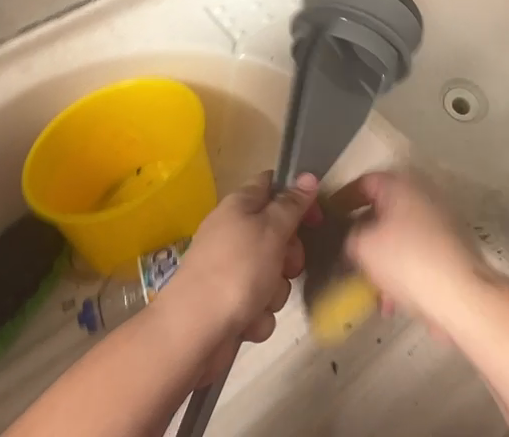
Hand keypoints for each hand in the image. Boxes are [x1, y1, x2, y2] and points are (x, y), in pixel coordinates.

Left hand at [169, 172, 317, 347]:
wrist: (193, 333)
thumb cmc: (236, 271)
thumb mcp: (270, 230)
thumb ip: (292, 204)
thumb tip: (308, 175)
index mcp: (238, 206)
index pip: (271, 185)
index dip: (295, 195)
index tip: (315, 215)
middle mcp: (233, 235)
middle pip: (277, 234)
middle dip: (290, 255)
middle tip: (289, 265)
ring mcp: (231, 272)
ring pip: (273, 274)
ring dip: (275, 291)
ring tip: (261, 300)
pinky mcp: (230, 305)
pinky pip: (260, 304)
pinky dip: (258, 315)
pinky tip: (248, 321)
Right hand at [340, 171, 490, 323]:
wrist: (461, 295)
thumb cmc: (407, 261)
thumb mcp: (363, 246)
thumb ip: (349, 235)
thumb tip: (351, 235)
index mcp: (401, 184)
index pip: (364, 182)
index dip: (342, 199)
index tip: (328, 218)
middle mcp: (423, 195)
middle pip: (382, 211)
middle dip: (362, 238)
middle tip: (346, 257)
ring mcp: (440, 220)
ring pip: (398, 237)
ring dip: (380, 263)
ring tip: (369, 292)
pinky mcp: (451, 247)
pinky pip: (416, 254)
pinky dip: (400, 272)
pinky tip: (392, 303)